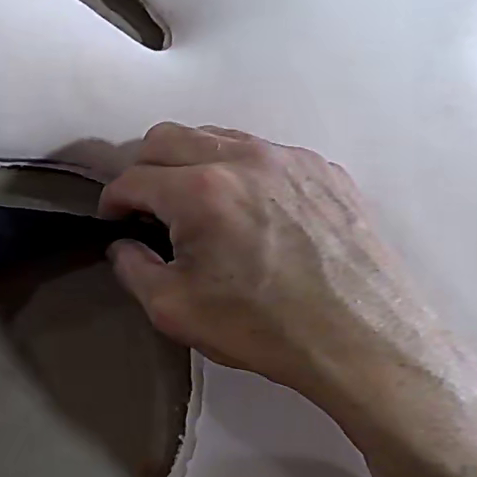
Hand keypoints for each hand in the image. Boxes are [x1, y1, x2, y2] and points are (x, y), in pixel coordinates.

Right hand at [99, 123, 465, 417]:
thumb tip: (124, 244)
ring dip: (190, 162)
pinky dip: (239, 170)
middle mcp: (242, 157)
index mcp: (200, 190)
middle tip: (148, 208)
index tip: (114, 222)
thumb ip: (132, 268)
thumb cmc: (264, 328)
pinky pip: (263, 151)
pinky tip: (251, 211)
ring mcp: (288, 157)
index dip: (113, 201)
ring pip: (216, 136)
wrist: (364, 339)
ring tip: (198, 206)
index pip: (133, 177)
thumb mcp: (175, 310)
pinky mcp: (323, 168)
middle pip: (167, 137)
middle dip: (143, 169)